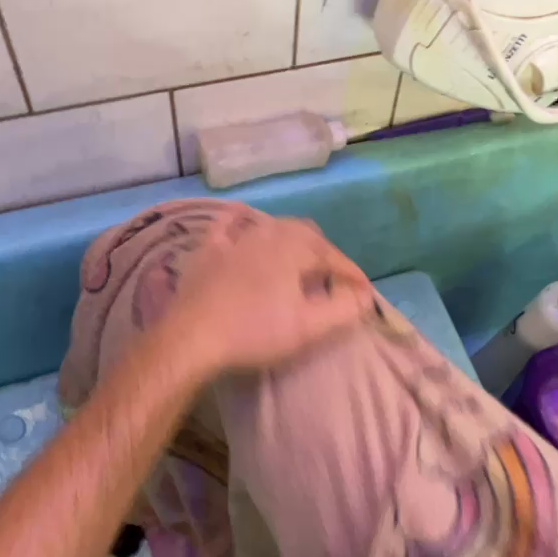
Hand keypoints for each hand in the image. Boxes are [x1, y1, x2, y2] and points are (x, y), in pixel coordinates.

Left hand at [162, 215, 373, 374]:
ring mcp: (235, 240)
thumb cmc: (255, 333)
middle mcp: (268, 235)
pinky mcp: (208, 250)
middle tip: (333, 276)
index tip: (364, 292)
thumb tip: (365, 295)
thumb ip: (342, 309)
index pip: (332, 257)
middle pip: (305, 234)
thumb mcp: (308, 327)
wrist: (193, 337)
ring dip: (292, 237)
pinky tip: (243, 218)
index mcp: (294, 251)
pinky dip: (241, 220)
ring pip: (272, 226)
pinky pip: (228, 224)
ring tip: (300, 255)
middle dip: (324, 252)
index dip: (351, 274)